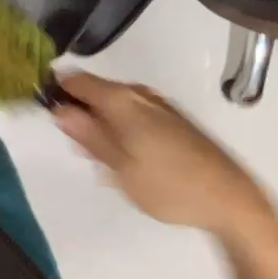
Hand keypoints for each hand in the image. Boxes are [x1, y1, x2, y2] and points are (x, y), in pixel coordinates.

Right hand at [53, 72, 277, 240]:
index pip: (76, 79)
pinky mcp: (173, 119)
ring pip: (116, 104)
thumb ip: (89, 135)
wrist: (231, 199)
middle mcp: (138, 93)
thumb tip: (60, 110)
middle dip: (81, 111)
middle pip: (96, 90)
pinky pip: (134, 113)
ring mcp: (158, 104)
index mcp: (121, 99)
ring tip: (105, 160)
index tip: (46, 110)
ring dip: (102, 122)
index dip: (57, 90)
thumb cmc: (169, 186)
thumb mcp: (120, 168)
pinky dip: (123, 128)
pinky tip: (130, 158)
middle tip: (79, 148)